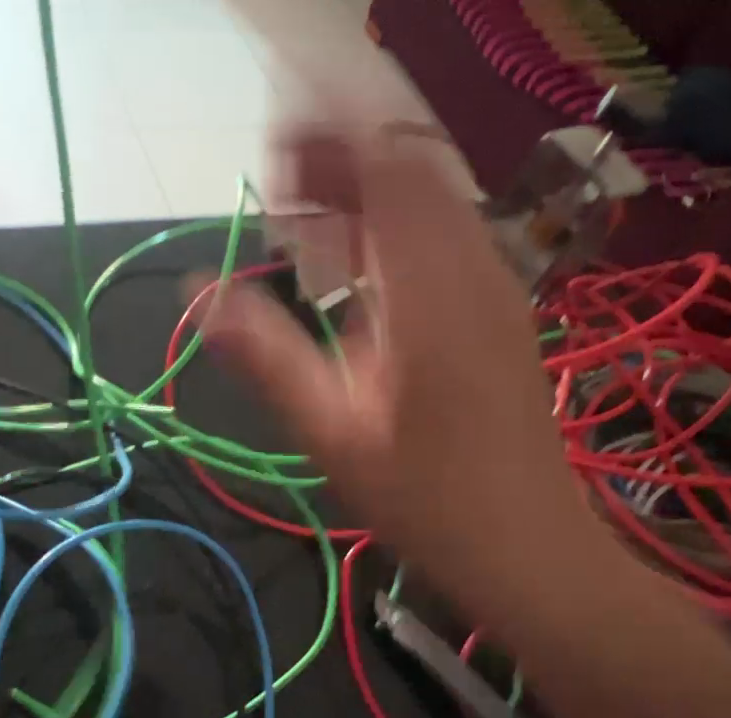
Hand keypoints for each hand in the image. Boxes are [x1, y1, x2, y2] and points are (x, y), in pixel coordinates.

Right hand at [196, 128, 627, 628]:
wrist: (530, 548)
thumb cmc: (427, 502)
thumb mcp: (333, 436)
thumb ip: (268, 358)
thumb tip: (200, 296)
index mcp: (432, 292)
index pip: (384, 175)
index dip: (326, 156)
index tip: (271, 176)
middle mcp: (476, 271)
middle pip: (412, 178)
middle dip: (343, 170)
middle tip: (281, 198)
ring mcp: (500, 291)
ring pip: (435, 208)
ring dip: (372, 200)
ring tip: (312, 228)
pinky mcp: (505, 316)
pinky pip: (451, 242)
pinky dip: (401, 232)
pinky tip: (366, 274)